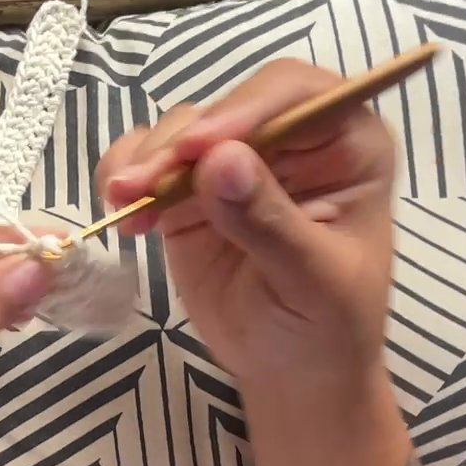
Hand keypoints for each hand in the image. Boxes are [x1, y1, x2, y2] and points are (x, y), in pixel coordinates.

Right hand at [95, 60, 396, 391]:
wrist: (287, 368)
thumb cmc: (324, 324)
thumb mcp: (311, 279)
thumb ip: (268, 220)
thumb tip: (219, 159)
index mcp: (345, 147)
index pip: (295, 97)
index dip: (244, 109)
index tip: (197, 149)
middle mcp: (287, 143)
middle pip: (222, 110)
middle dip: (175, 145)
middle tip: (135, 188)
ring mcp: (231, 166)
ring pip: (178, 133)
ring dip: (143, 161)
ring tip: (121, 202)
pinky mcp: (187, 194)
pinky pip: (150, 165)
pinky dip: (126, 177)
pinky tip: (121, 210)